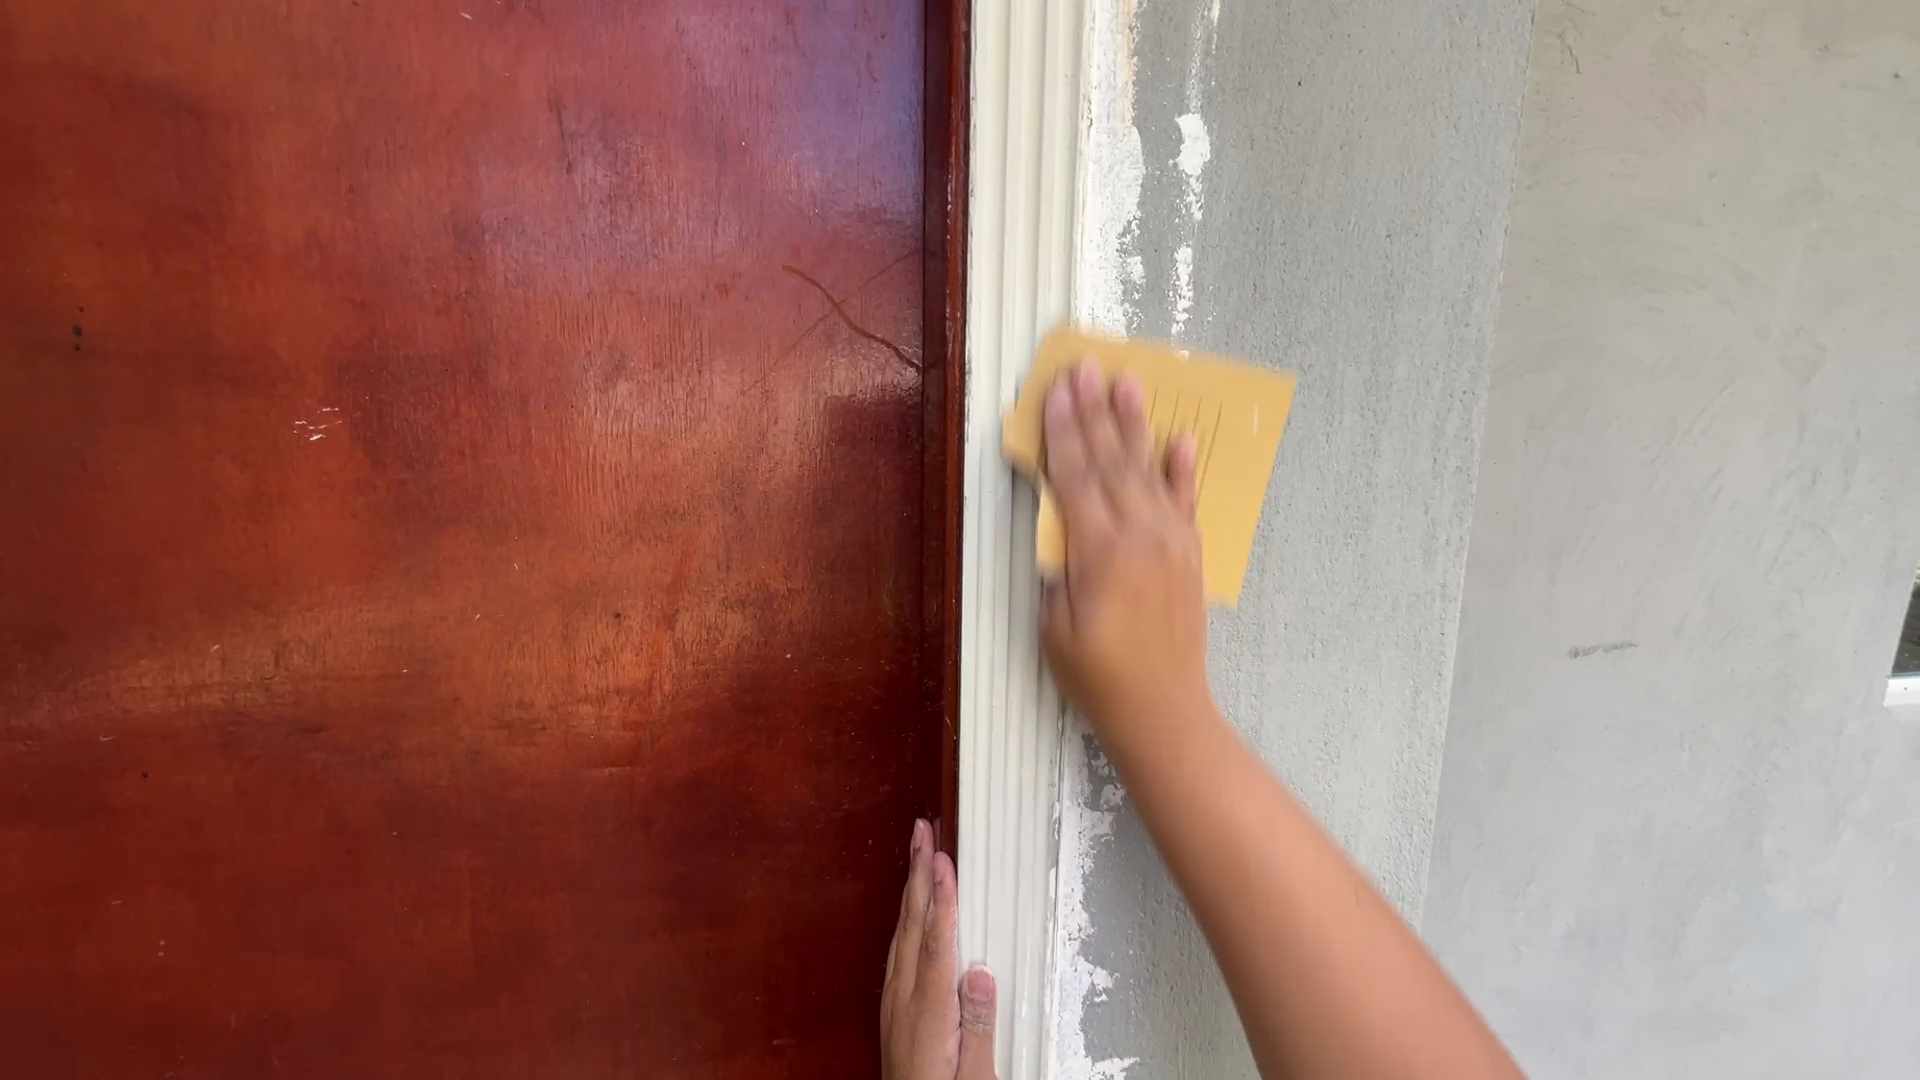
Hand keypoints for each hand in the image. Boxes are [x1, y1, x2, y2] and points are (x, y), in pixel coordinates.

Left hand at [881, 819, 996, 1079]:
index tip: (942, 858)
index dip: (942, 898)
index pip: (936, 943)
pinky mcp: (894, 1007)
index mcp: (927, 1015)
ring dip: (910, 887)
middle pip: (912, 925)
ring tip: (916, 850)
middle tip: (920, 830)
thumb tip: (979, 971)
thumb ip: (978, 1024)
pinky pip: (898, 947)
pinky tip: (912, 903)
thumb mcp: (975, 1079)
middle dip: (917, 873)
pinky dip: (907, 914)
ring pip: (902, 931)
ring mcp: (894, 1002)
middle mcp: (904, 1000)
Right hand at [1040, 360, 1211, 743]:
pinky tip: (1180, 440)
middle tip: (1087, 365)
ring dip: (1135, 424)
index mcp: (1099, 549)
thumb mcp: (1054, 624)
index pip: (1074, 474)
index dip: (1062, 429)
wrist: (1163, 708)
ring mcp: (1171, 541)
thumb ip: (1057, 565)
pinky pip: (1185, 502)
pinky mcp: (1190, 554)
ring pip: (1148, 471)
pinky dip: (1182, 469)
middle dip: (1095, 410)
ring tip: (1128, 382)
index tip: (1057, 389)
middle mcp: (1139, 533)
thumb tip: (1062, 526)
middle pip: (1111, 460)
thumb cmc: (1095, 674)